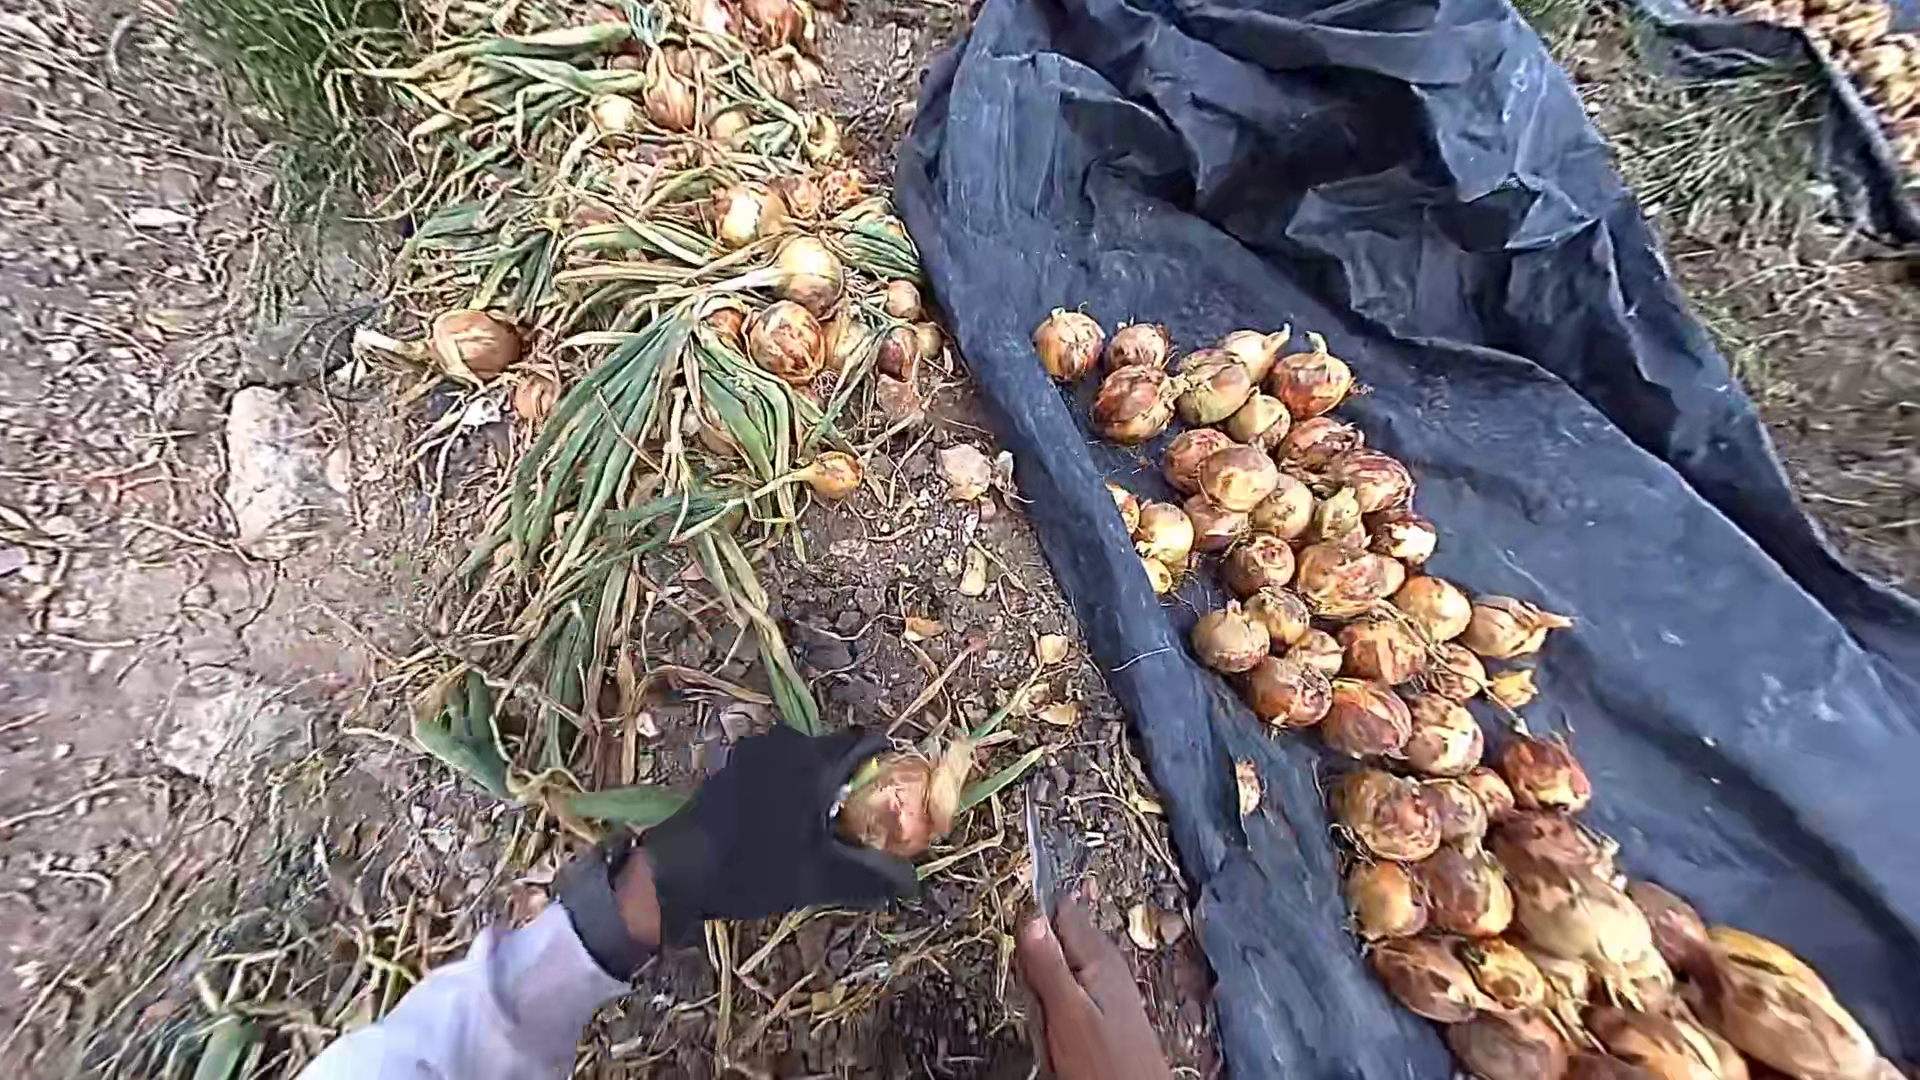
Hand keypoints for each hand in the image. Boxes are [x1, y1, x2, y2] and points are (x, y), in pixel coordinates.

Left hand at [640, 725, 917, 942]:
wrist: (677, 870)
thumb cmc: (755, 868)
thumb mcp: (820, 878)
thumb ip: (871, 877)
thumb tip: (914, 887)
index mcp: (817, 761)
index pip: (865, 739)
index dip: (882, 756)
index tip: (888, 781)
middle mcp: (790, 742)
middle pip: (834, 747)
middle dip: (847, 773)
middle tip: (850, 811)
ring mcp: (758, 747)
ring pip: (805, 753)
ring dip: (815, 776)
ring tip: (813, 816)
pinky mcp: (736, 759)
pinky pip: (778, 759)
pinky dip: (788, 778)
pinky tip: (777, 815)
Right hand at [1016, 898, 1172, 1079]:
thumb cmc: (1109, 1069)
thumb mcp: (1068, 1013)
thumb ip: (1048, 964)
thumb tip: (1030, 915)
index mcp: (1098, 954)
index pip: (1059, 910)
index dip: (1033, 922)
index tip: (1019, 946)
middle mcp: (1105, 963)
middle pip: (1058, 939)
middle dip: (1038, 960)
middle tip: (1034, 994)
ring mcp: (1107, 987)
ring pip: (1061, 967)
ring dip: (1046, 987)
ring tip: (1046, 1020)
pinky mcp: (1105, 1012)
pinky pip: (1070, 993)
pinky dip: (1057, 1006)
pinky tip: (1057, 1032)